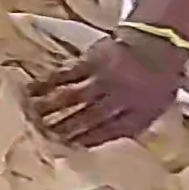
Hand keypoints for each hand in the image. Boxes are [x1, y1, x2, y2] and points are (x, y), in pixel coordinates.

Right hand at [27, 32, 184, 146]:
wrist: (157, 43)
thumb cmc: (156, 80)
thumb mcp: (156, 107)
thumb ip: (131, 122)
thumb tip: (97, 138)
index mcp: (141, 112)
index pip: (110, 131)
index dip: (87, 139)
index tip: (66, 146)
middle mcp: (122, 96)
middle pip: (88, 116)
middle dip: (64, 127)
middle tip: (43, 134)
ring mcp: (104, 78)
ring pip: (73, 96)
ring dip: (50, 107)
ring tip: (31, 114)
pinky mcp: (90, 61)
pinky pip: (64, 75)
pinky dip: (46, 83)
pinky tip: (32, 89)